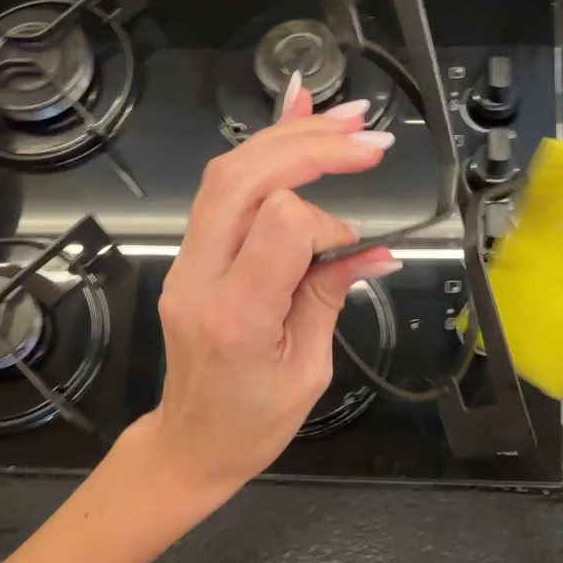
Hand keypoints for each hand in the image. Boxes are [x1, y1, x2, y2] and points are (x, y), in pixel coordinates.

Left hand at [133, 74, 401, 495]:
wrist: (190, 444)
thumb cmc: (254, 424)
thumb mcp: (307, 370)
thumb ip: (330, 298)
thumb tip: (377, 253)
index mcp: (238, 315)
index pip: (284, 224)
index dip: (329, 226)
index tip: (350, 254)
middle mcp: (200, 278)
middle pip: (245, 178)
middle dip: (311, 147)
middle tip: (369, 137)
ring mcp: (185, 264)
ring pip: (227, 174)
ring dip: (287, 139)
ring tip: (345, 119)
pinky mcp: (188, 258)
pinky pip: (219, 194)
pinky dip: (261, 155)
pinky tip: (293, 118)